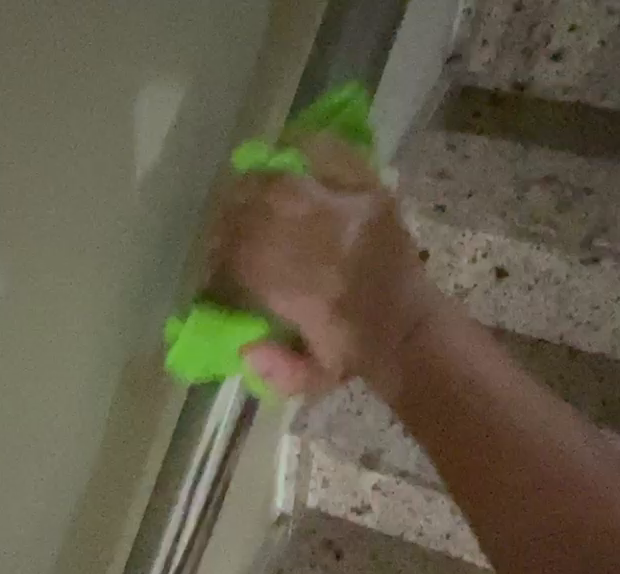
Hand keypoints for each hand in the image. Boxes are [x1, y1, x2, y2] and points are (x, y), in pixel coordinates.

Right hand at [212, 134, 439, 398]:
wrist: (411, 330)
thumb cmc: (353, 355)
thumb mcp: (310, 377)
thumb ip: (275, 368)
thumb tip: (246, 348)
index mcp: (306, 291)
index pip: (240, 259)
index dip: (215, 261)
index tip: (209, 271)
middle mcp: (324, 242)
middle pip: (253, 214)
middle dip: (227, 222)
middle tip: (219, 232)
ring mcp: (349, 210)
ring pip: (281, 184)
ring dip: (251, 188)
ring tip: (241, 196)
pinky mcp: (370, 191)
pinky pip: (330, 154)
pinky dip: (301, 149)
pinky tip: (283, 156)